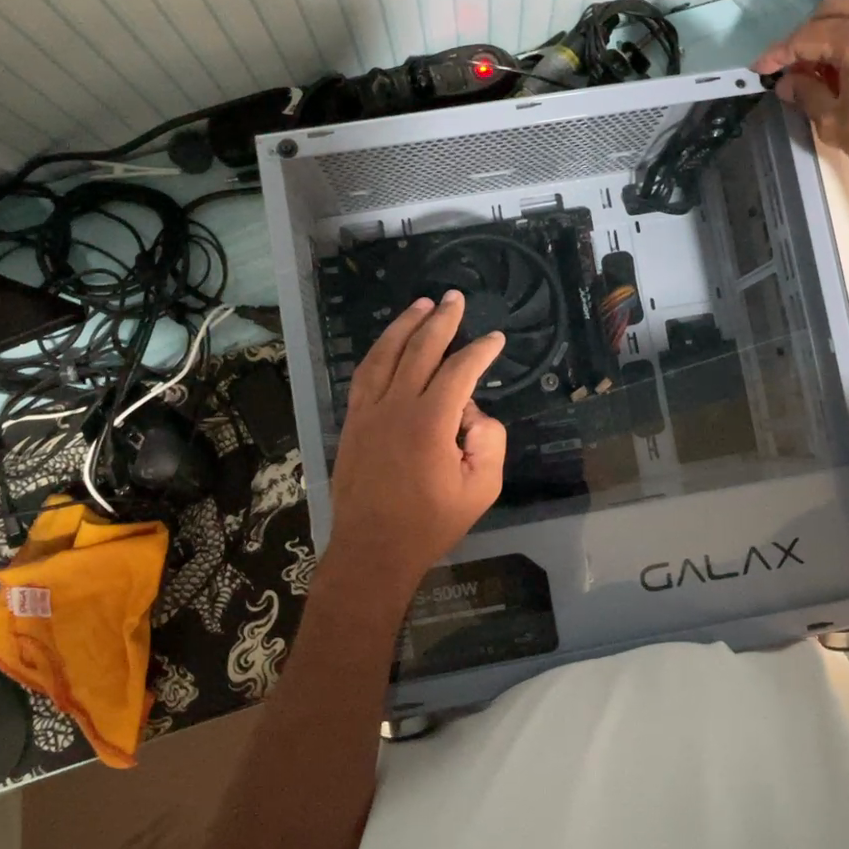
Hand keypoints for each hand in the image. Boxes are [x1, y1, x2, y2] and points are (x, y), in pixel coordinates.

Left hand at [328, 292, 507, 589]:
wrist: (373, 549)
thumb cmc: (431, 524)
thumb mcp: (482, 490)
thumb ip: (489, 442)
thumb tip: (473, 412)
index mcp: (430, 423)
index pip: (459, 371)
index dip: (481, 351)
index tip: (497, 340)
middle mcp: (396, 407)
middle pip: (420, 350)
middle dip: (442, 321)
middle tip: (456, 298)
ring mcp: (368, 412)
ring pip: (385, 355)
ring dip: (405, 325)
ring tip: (422, 304)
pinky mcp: (352, 422)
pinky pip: (364, 375)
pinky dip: (379, 351)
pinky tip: (389, 341)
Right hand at [753, 0, 848, 188]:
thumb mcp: (838, 124)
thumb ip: (808, 98)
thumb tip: (787, 84)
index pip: (805, 36)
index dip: (777, 54)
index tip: (758, 70)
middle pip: (832, 11)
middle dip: (805, 35)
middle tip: (791, 67)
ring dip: (833, 37)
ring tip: (821, 73)